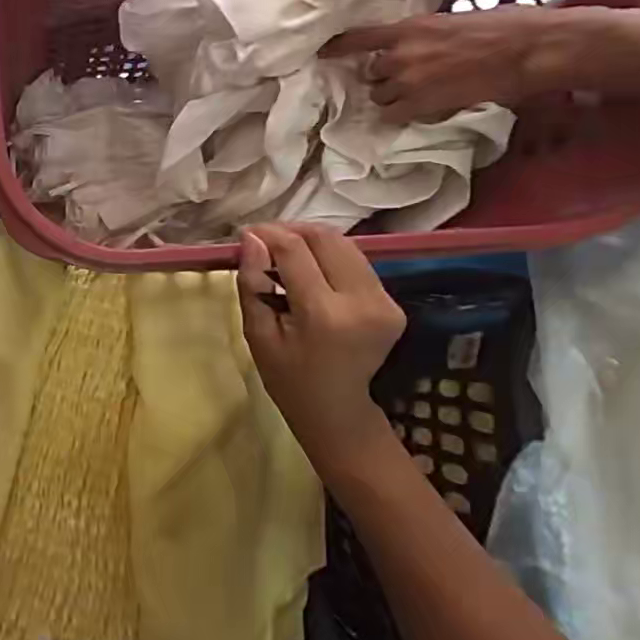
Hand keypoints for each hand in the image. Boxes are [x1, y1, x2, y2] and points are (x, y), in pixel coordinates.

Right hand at [237, 224, 406, 469]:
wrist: (336, 409)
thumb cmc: (288, 377)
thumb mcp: (258, 334)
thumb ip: (253, 284)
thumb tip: (252, 239)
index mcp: (324, 314)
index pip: (295, 251)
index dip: (269, 235)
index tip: (247, 234)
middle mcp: (361, 301)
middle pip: (326, 238)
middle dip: (291, 230)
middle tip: (265, 239)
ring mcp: (383, 302)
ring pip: (345, 244)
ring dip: (311, 240)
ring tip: (284, 252)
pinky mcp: (392, 303)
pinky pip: (356, 262)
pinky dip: (329, 257)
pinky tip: (309, 270)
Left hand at [322, 7, 585, 122]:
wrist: (529, 49)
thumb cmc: (504, 27)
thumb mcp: (454, 20)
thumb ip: (426, 33)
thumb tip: (415, 42)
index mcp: (410, 28)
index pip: (359, 38)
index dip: (337, 46)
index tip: (322, 52)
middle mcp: (401, 54)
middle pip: (370, 72)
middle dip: (380, 77)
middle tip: (400, 78)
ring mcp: (409, 81)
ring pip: (379, 96)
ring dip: (389, 96)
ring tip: (412, 95)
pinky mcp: (421, 104)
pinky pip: (393, 115)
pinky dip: (399, 115)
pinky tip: (416, 111)